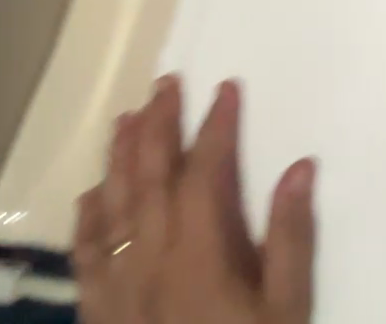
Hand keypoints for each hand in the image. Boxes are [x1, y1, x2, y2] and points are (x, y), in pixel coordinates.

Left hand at [72, 76, 317, 323]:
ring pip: (112, 208)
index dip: (215, 126)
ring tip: (126, 117)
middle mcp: (150, 262)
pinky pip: (85, 256)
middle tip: (166, 84)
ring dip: (118, 158)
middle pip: (149, 179)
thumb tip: (300, 166)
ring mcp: (117, 289)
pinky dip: (87, 219)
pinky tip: (92, 194)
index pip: (204, 172)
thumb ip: (290, 237)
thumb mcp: (287, 309)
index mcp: (200, 255)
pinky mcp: (98, 315)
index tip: (226, 88)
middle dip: (158, 126)